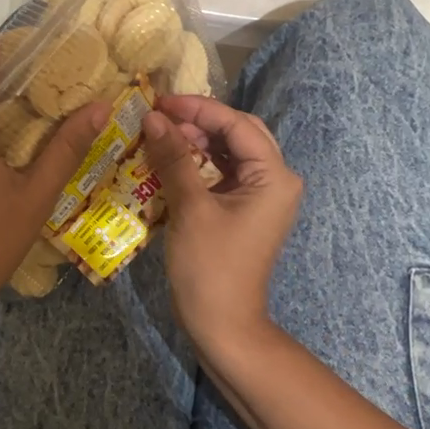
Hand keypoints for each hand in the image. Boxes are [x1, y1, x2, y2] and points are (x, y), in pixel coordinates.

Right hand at [141, 95, 302, 352]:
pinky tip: (168, 163)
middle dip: (198, 124)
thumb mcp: (190, 208)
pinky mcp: (245, 212)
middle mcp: (276, 180)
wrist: (223, 325)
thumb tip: (153, 118)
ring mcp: (262, 197)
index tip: (159, 103)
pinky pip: (222, 176)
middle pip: (237, 134)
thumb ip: (174, 158)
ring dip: (195, 144)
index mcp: (274, 176)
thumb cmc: (210, 267)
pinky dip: (197, 166)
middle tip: (159, 120)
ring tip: (159, 139)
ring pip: (229, 154)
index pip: (236, 124)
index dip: (197, 109)